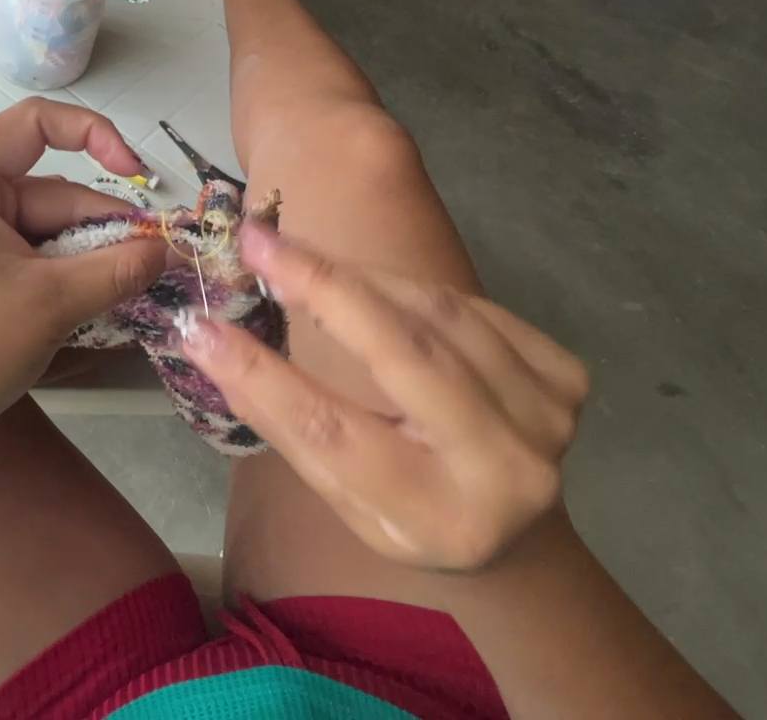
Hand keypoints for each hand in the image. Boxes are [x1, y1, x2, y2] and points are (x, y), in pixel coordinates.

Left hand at [0, 99, 169, 458]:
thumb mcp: (55, 302)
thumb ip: (120, 266)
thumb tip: (170, 248)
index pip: (34, 123)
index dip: (94, 133)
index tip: (135, 171)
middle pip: (46, 188)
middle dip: (99, 222)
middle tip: (151, 257)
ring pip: (41, 226)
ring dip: (84, 250)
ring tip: (124, 282)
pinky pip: (24, 251)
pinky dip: (59, 268)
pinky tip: (88, 294)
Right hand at [179, 223, 588, 570]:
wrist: (510, 525)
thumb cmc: (401, 509)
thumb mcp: (334, 490)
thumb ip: (277, 415)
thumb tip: (203, 337)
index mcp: (438, 517)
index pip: (333, 433)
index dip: (261, 373)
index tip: (200, 325)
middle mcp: (509, 470)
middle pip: (403, 354)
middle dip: (321, 284)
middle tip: (257, 241)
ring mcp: (549, 416)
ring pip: (437, 313)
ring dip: (358, 275)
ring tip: (296, 256)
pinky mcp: (566, 374)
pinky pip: (467, 304)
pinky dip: (405, 285)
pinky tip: (368, 286)